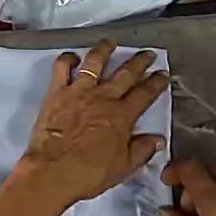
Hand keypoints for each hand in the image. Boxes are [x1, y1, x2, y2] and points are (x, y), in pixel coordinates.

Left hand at [14, 40, 169, 210]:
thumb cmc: (89, 173)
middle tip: (148, 54)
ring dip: (105, 50)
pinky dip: (67, 59)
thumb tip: (158, 139)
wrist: (52, 173)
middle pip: (126, 73)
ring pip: (95, 62)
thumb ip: (142, 150)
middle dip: (139, 62)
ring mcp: (80, 91)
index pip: (145, 93)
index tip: (163, 74)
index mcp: (122, 115)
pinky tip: (73, 57)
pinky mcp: (57, 92)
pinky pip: (62, 68)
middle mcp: (104, 97)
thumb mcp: (123, 167)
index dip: (156, 82)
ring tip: (111, 42)